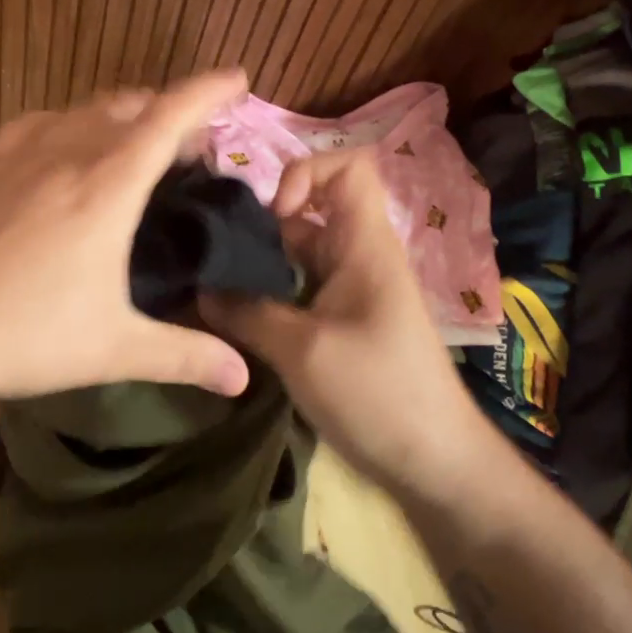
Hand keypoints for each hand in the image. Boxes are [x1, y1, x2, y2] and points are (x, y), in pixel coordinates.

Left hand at [0, 71, 254, 410]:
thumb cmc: (23, 334)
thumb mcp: (114, 349)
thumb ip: (184, 355)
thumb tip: (242, 376)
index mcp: (106, 186)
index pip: (169, 117)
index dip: (208, 91)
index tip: (238, 78)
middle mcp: (64, 155)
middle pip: (127, 106)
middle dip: (168, 112)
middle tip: (191, 147)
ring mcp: (17, 157)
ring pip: (81, 111)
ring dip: (120, 115)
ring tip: (135, 145)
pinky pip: (36, 125)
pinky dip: (67, 125)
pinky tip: (62, 149)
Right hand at [199, 150, 498, 498]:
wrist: (434, 465)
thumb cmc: (378, 394)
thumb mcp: (300, 349)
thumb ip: (245, 311)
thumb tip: (197, 289)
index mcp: (364, 245)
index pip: (347, 167)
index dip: (303, 172)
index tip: (269, 216)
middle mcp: (356, 257)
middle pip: (306, 211)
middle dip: (257, 223)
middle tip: (210, 252)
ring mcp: (348, 291)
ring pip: (294, 253)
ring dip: (253, 264)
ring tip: (205, 282)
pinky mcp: (337, 323)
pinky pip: (294, 288)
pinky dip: (261, 294)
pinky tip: (226, 316)